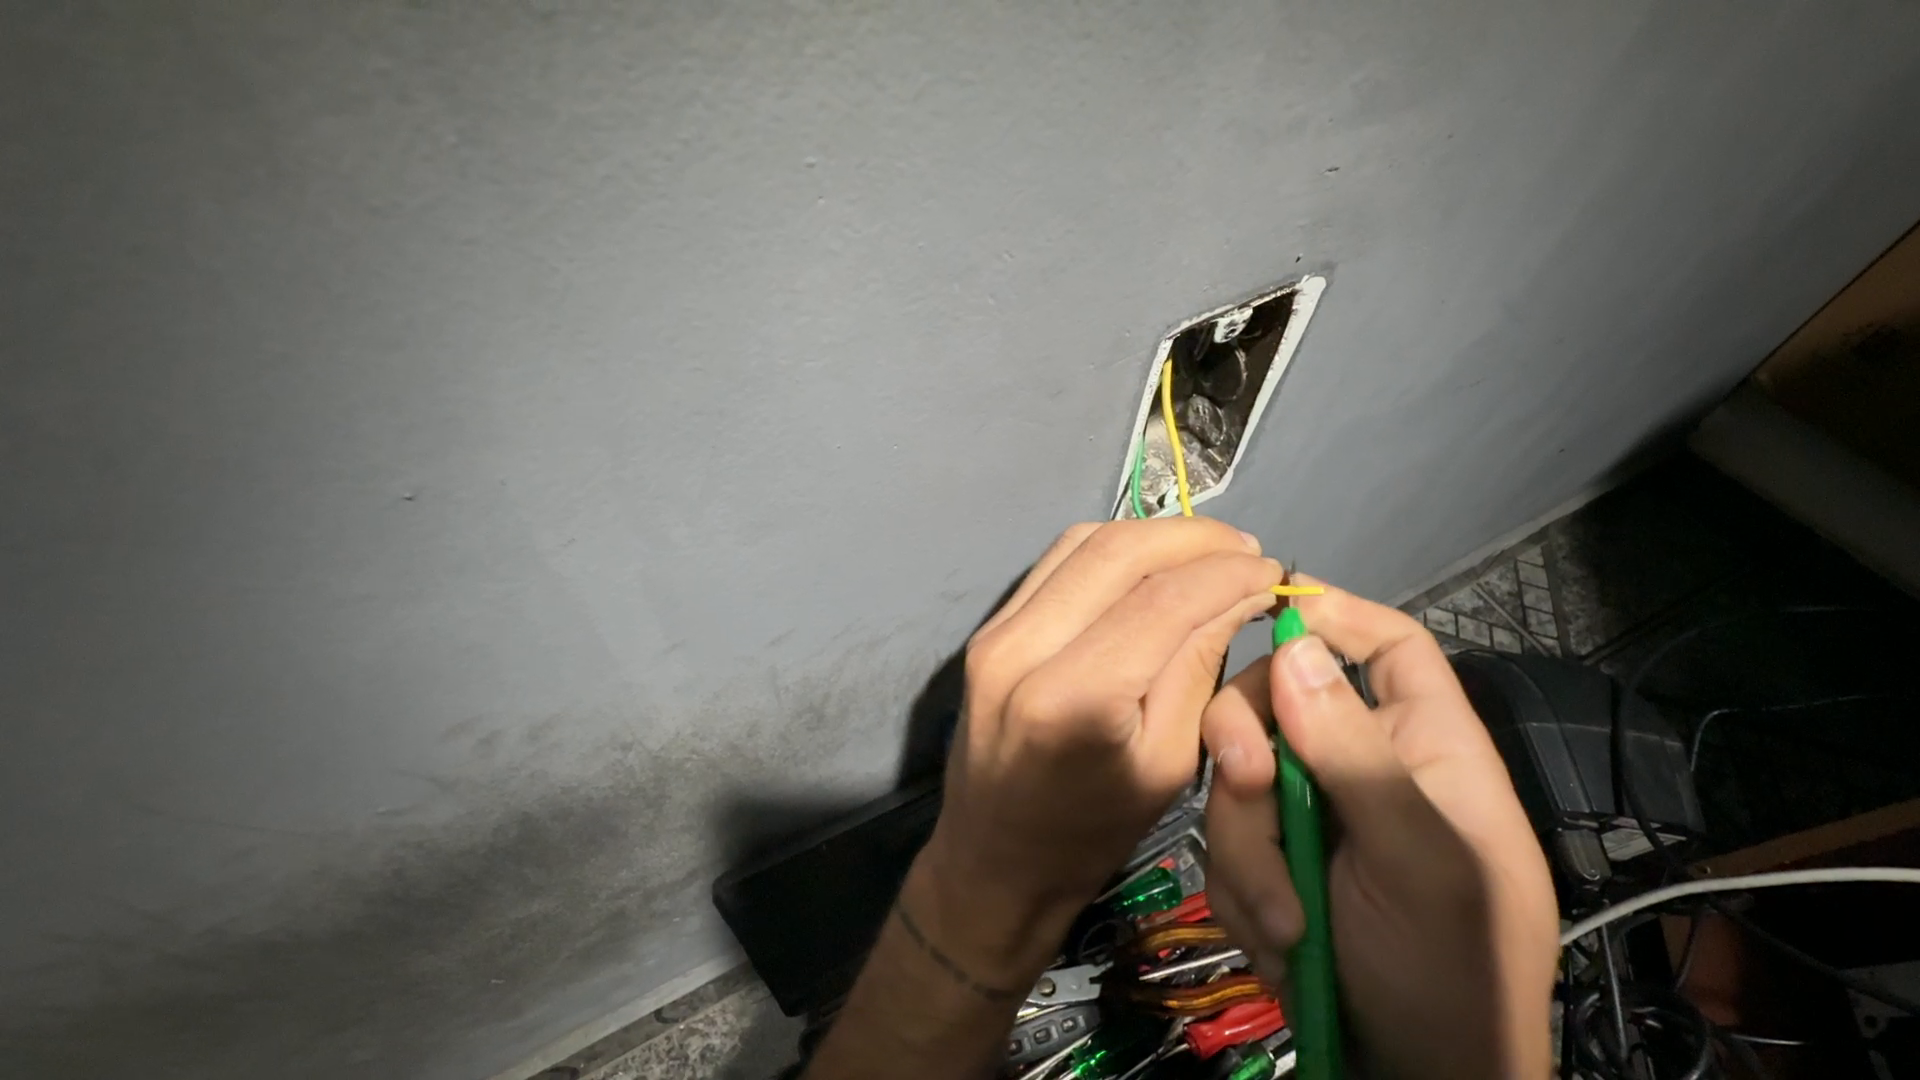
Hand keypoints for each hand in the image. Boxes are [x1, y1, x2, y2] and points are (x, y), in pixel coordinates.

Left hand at [908, 518, 1283, 989]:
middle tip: (1247, 550)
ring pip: (1083, 542)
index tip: (1273, 570)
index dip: (1226, 574)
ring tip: (1208, 551)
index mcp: (1072, 699)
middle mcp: (1022, 648)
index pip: (1163, 601)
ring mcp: (995, 631)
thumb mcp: (1168, 765)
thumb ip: (1199, 668)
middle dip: (1193, 539)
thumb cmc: (1090, 833)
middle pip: (1118, 552)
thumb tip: (1239, 591)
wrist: (994, 857)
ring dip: (1153, 535)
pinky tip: (1151, 561)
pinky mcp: (988, 627)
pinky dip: (1111, 548)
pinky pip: (1056, 561)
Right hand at [1200, 583, 1558, 1079]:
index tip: (1263, 604)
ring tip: (1288, 926)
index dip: (1333, 614)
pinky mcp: (1270, 864)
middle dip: (1249, 752)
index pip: (1389, 647)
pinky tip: (1280, 944)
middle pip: (1276, 705)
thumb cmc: (1449, 976)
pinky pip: (1225, 844)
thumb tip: (1294, 647)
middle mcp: (1359, 769)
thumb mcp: (1417, 864)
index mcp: (1425, 750)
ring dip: (1248, 854)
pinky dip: (1241, 892)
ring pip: (1235, 783)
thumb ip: (1358, 755)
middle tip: (1249, 794)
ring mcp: (1310, 818)